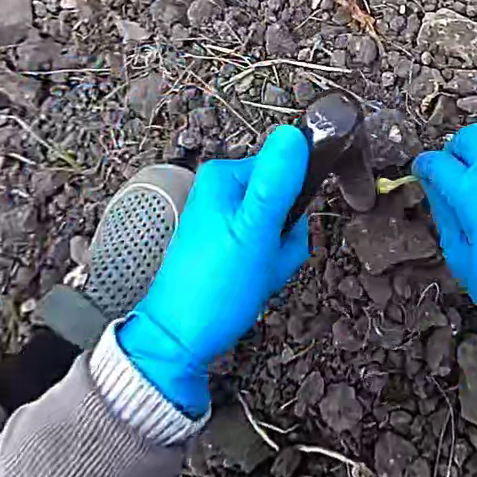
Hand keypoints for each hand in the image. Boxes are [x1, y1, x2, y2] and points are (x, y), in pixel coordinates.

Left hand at [116, 125, 310, 414]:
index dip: (296, 201)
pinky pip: (270, 242)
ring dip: (282, 251)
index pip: (289, 168)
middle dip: (289, 232)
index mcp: (225, 176)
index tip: (283, 229)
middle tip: (269, 256)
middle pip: (288, 196)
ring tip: (261, 272)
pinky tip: (257, 279)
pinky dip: (271, 263)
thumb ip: (276, 182)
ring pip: (283, 222)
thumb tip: (294, 133)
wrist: (180, 342)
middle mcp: (224, 190)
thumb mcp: (254, 231)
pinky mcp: (230, 240)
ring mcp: (227, 217)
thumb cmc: (214, 287)